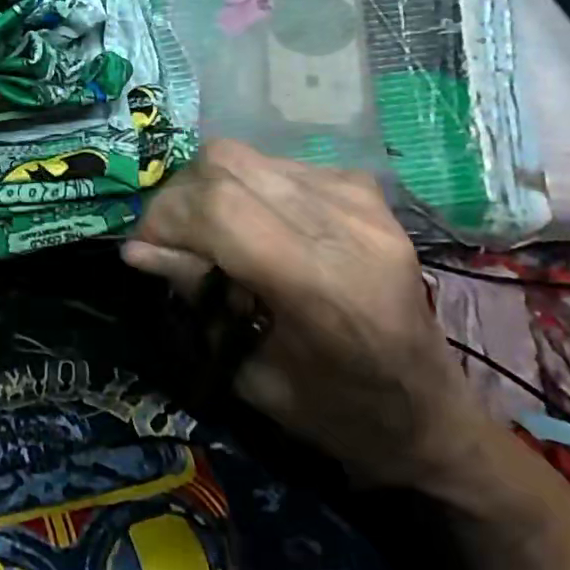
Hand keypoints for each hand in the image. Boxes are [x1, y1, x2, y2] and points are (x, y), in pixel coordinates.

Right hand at [121, 140, 488, 487]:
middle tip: (169, 239)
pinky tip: (252, 223)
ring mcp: (360, 202)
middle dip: (177, 197)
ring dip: (206, 187)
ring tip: (206, 231)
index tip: (142, 250)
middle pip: (225, 164)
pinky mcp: (364, 191)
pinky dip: (243, 186)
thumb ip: (197, 300)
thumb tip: (135, 250)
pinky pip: (274, 164)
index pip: (219, 209)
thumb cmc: (339, 413)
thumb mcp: (253, 375)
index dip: (164, 218)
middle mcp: (346, 228)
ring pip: (244, 156)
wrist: (433, 414)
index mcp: (324, 287)